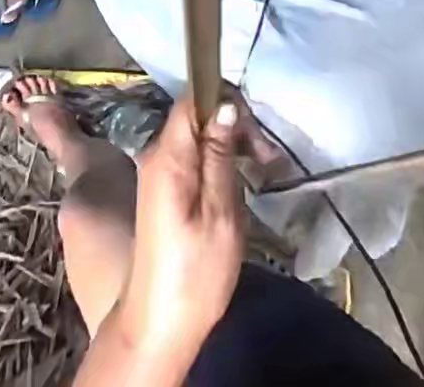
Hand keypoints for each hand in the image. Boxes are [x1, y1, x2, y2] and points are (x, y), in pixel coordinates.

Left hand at [112, 94, 246, 355]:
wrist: (160, 325)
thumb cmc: (195, 273)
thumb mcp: (220, 213)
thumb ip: (221, 156)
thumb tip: (226, 105)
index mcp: (167, 158)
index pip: (191, 101)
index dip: (222, 99)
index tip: (254, 122)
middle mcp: (156, 156)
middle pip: (196, 116)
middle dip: (233, 125)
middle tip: (268, 156)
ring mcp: (157, 172)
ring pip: (196, 136)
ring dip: (229, 144)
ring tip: (263, 168)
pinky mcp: (163, 189)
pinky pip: (191, 157)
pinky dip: (217, 160)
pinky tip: (241, 179)